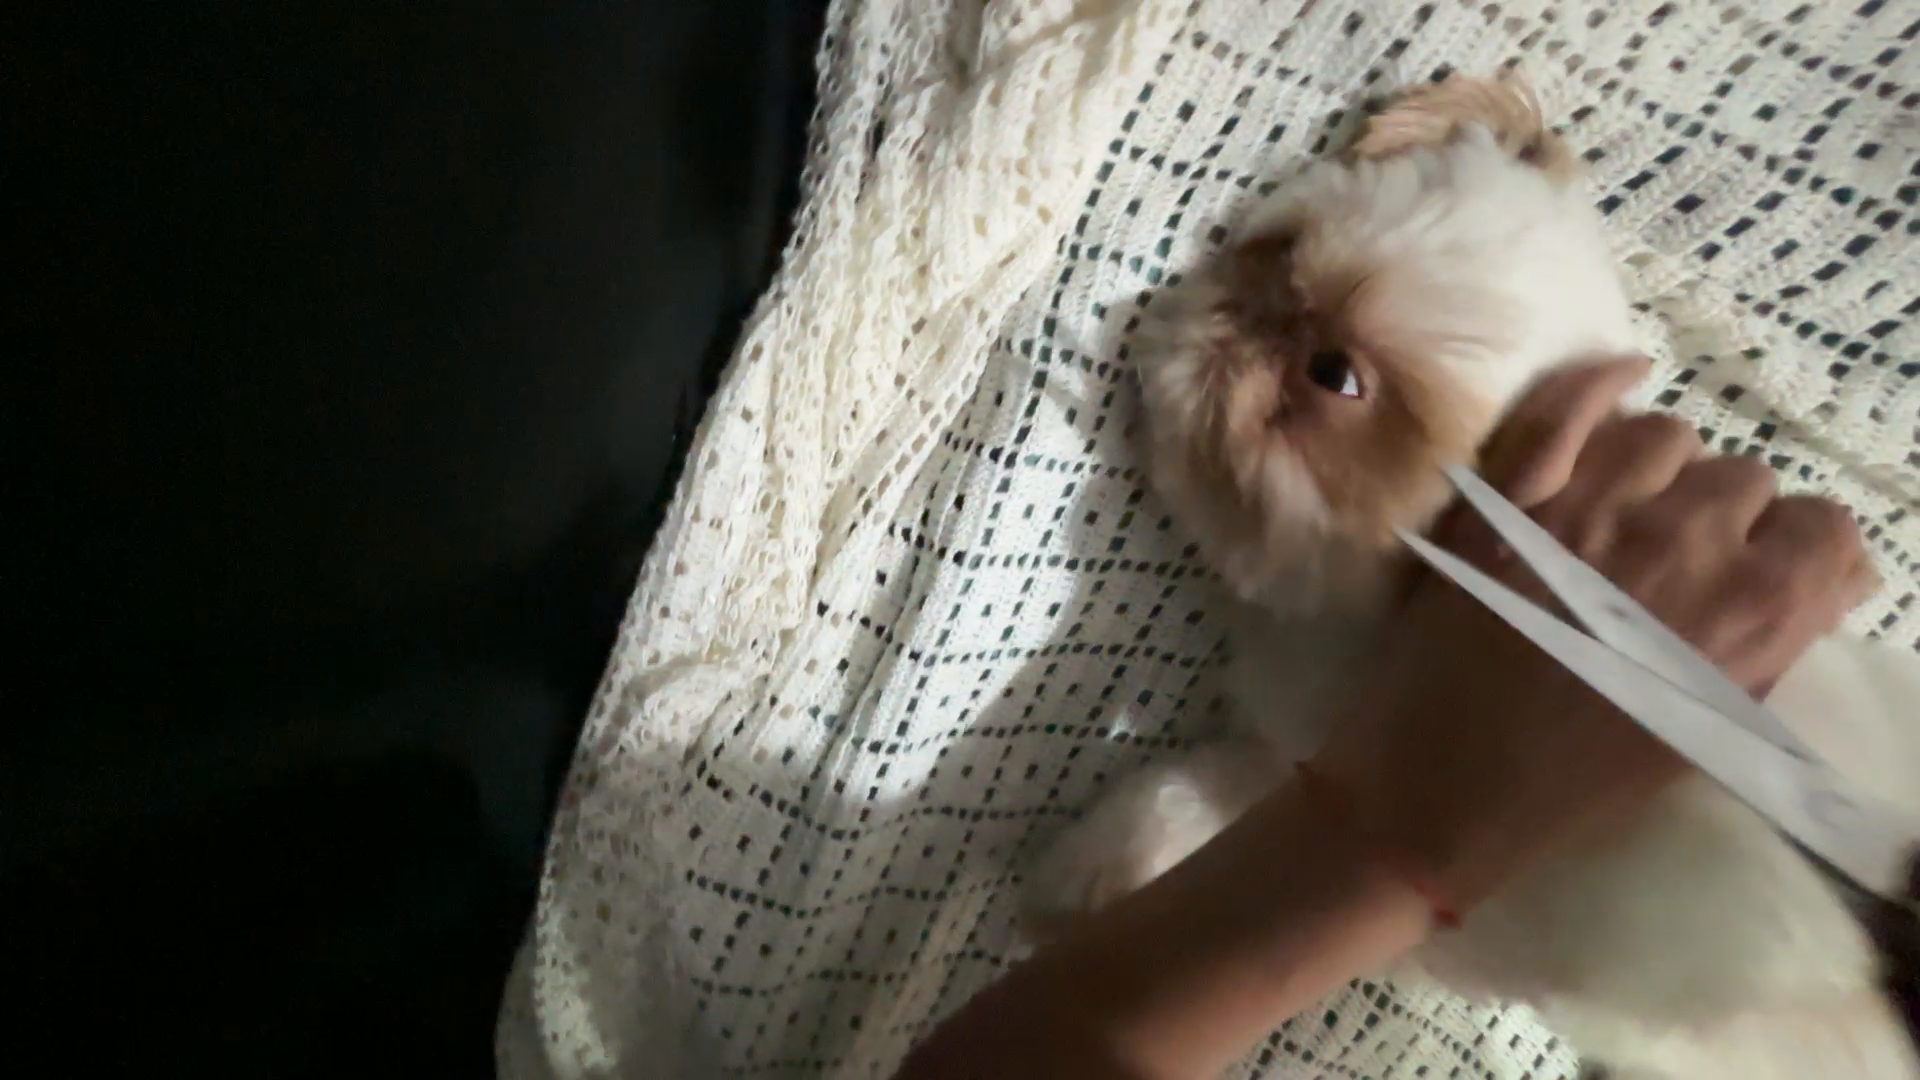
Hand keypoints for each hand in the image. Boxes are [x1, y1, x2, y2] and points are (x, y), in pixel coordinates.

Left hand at [1311, 357, 1878, 912]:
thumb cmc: (1574, 778)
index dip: (1782, 545)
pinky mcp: (1494, 510)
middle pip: (1734, 475)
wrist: (1441, 778)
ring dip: (1652, 461)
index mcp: (1758, 611)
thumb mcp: (1712, 728)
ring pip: (1656, 435)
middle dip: (1709, 507)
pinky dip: (1589, 383)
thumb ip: (1768, 638)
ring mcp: (1576, 516)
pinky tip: (1615, 373)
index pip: (1819, 528)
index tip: (1747, 562)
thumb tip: (1797, 570)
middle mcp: (1679, 545)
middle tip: (1659, 546)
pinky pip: (1555, 415)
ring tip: (1621, 499)